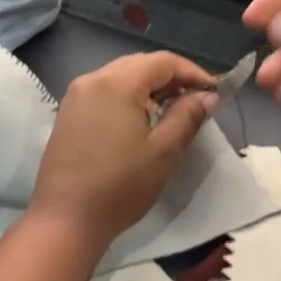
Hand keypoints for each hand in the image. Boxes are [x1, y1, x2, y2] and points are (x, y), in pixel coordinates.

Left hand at [30, 52, 220, 243]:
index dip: (192, 72)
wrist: (66, 219)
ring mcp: (76, 95)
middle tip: (197, 101)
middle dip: (171, 78)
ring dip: (149, 87)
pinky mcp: (69, 112)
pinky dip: (128, 97)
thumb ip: (187, 116)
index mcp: (115, 83)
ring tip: (173, 110)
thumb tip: (208, 96)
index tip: (214, 92)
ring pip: (121, 76)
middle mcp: (92, 79)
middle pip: (139, 64)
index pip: (162, 61)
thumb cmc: (120, 186)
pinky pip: (104, 91)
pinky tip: (141, 119)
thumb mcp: (163, 152)